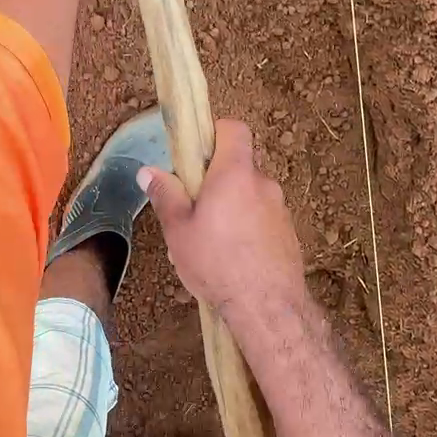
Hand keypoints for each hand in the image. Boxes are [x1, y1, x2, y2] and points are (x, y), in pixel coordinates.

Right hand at [139, 120, 307, 321]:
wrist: (268, 306)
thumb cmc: (217, 263)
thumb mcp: (179, 230)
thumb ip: (165, 195)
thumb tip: (148, 171)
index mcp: (235, 174)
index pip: (234, 129)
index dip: (215, 132)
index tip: (196, 152)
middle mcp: (263, 184)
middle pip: (238, 167)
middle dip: (214, 182)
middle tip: (192, 211)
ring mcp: (280, 209)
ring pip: (248, 196)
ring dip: (229, 209)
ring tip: (207, 244)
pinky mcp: (288, 233)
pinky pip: (261, 219)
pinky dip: (245, 229)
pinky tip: (229, 259)